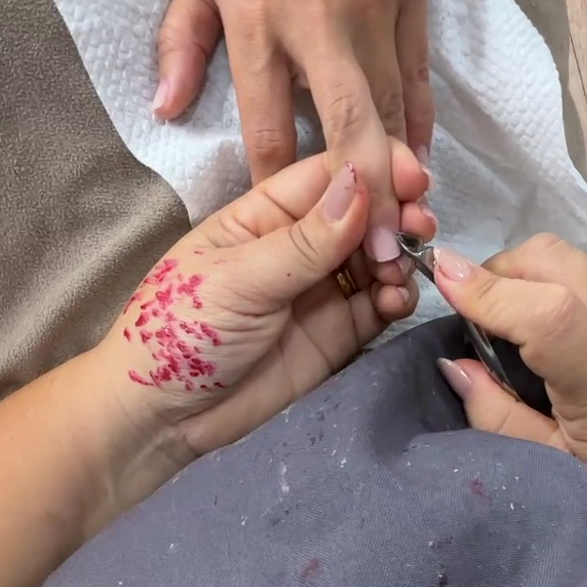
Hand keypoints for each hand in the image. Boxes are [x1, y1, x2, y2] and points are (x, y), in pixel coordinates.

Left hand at [94, 143, 433, 458]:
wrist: (166, 417)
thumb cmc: (181, 333)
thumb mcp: (239, 278)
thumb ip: (303, 240)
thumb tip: (361, 183)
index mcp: (263, 215)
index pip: (328, 175)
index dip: (372, 170)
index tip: (412, 177)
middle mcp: (298, 246)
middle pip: (362, 214)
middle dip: (395, 215)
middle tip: (420, 227)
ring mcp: (319, 291)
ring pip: (376, 260)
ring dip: (399, 259)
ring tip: (401, 272)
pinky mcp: (334, 335)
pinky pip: (376, 306)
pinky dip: (395, 299)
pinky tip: (396, 301)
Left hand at [154, 0, 430, 273]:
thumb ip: (181, 42)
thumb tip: (166, 112)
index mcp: (257, 22)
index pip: (269, 127)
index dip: (281, 189)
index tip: (294, 240)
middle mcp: (318, 23)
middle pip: (346, 128)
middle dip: (363, 199)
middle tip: (377, 255)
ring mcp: (373, 9)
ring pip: (391, 109)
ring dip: (397, 174)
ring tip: (403, 227)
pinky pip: (419, 77)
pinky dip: (420, 123)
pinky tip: (420, 161)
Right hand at [431, 235, 586, 530]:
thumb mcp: (567, 468)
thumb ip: (501, 417)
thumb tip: (454, 365)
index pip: (546, 313)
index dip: (487, 291)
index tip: (441, 275)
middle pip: (549, 258)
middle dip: (495, 271)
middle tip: (474, 311)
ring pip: (565, 258)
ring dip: (523, 278)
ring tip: (515, 327)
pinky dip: (554, 288)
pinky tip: (559, 330)